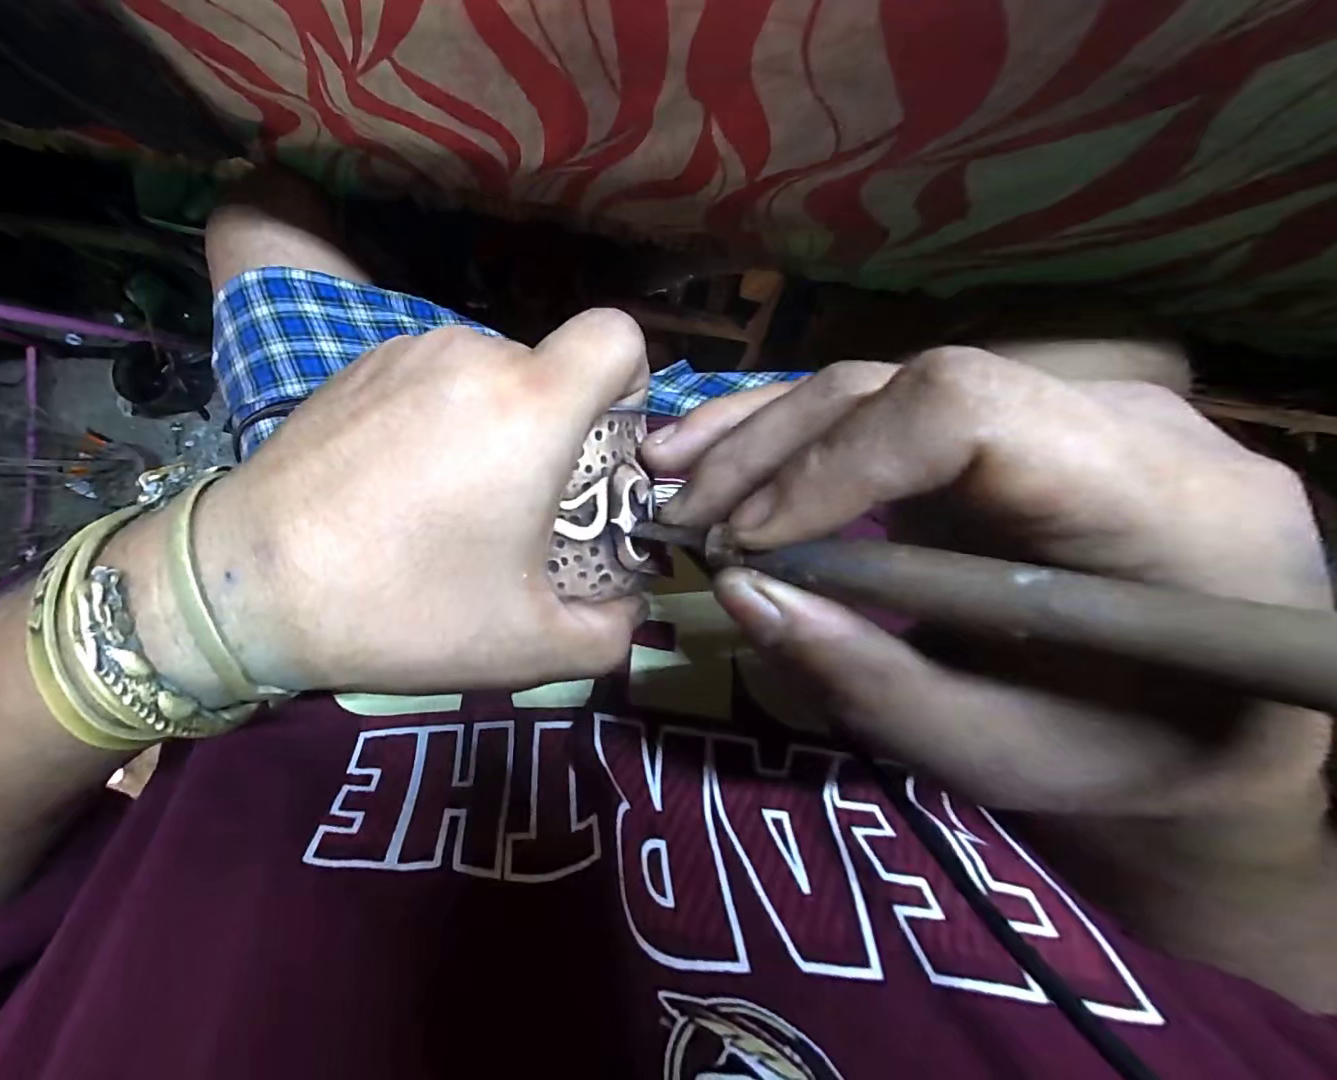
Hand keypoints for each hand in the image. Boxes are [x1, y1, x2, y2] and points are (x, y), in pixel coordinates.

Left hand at [184, 310, 650, 693]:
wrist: (252, 582)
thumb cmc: (398, 609)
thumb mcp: (526, 646)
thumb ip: (609, 630)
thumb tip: (627, 605)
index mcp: (527, 406)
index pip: (616, 336)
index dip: (628, 384)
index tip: (599, 450)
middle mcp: (469, 357)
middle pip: (544, 372)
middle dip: (549, 432)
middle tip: (510, 507)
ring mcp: (401, 354)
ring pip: (482, 377)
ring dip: (485, 428)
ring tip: (441, 501)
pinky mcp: (352, 369)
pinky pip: (423, 382)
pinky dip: (429, 420)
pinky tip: (389, 482)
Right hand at [644, 347, 1331, 829]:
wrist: (1189, 725)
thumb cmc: (1110, 754)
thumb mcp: (983, 748)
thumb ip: (862, 675)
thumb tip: (735, 589)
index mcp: (1154, 501)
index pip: (963, 411)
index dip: (830, 465)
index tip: (745, 542)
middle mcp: (1100, 422)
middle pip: (887, 387)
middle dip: (761, 455)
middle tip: (679, 523)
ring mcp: (1032, 412)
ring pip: (857, 386)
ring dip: (744, 435)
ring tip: (663, 476)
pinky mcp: (975, 430)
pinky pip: (856, 411)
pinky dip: (766, 434)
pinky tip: (698, 455)